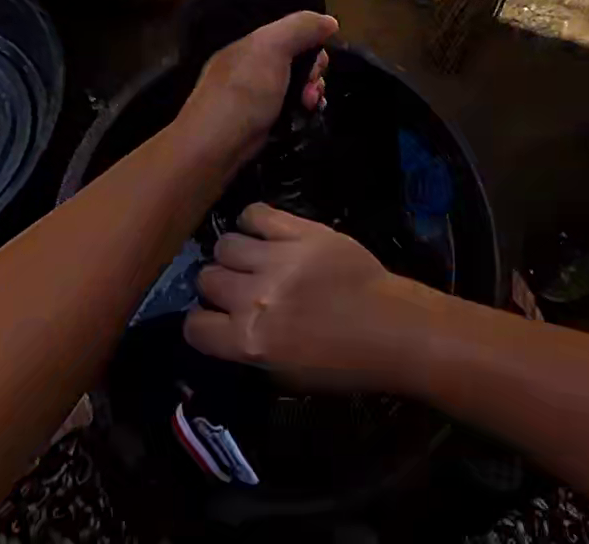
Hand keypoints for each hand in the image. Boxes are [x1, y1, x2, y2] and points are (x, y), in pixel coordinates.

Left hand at [175, 11, 335, 164]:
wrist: (216, 143)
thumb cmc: (244, 90)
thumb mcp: (272, 47)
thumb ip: (300, 28)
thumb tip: (330, 21)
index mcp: (251, 43)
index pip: (292, 33)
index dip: (312, 44)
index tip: (317, 60)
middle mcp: (253, 65)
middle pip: (298, 60)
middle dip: (313, 72)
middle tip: (310, 88)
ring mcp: (256, 93)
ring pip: (297, 85)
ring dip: (311, 92)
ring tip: (309, 105)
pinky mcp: (261, 119)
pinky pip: (291, 106)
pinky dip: (303, 110)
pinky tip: (306, 115)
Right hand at [184, 202, 436, 391]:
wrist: (393, 329)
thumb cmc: (343, 363)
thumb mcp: (285, 375)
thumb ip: (246, 350)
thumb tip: (223, 327)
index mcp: (249, 341)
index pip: (194, 325)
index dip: (202, 323)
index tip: (215, 319)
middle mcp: (254, 298)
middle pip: (206, 279)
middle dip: (218, 286)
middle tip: (240, 288)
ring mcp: (277, 260)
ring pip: (226, 244)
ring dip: (235, 255)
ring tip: (253, 259)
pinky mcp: (300, 231)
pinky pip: (255, 213)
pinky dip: (253, 222)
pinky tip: (264, 233)